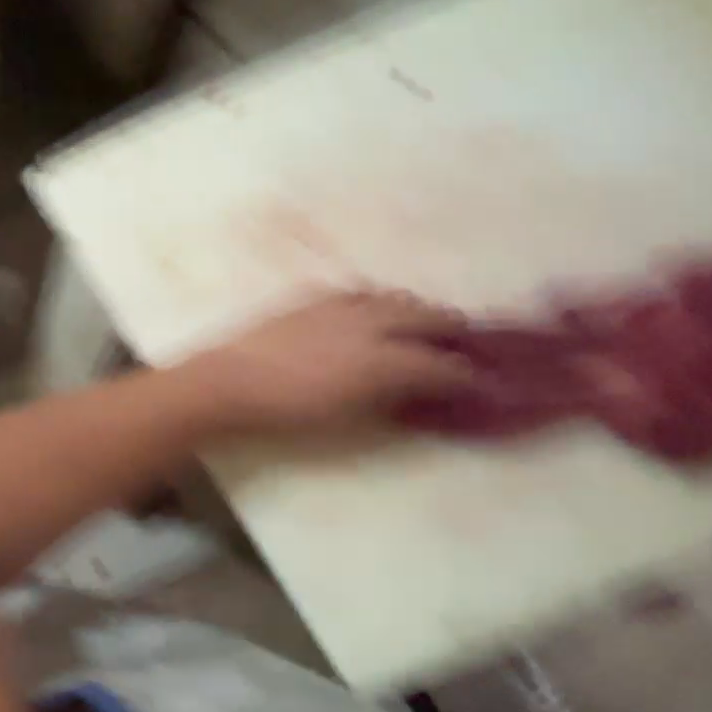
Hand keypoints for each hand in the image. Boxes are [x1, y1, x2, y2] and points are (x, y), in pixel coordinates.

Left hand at [187, 290, 472, 428]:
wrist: (225, 382)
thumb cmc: (285, 411)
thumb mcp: (348, 417)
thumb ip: (393, 400)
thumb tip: (422, 394)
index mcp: (386, 360)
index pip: (445, 366)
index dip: (470, 377)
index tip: (486, 385)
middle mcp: (371, 322)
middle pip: (430, 316)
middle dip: (452, 332)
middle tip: (462, 348)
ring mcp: (338, 303)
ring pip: (395, 298)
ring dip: (415, 313)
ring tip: (418, 330)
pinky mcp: (308, 296)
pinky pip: (358, 294)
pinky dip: (376, 304)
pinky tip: (370, 317)